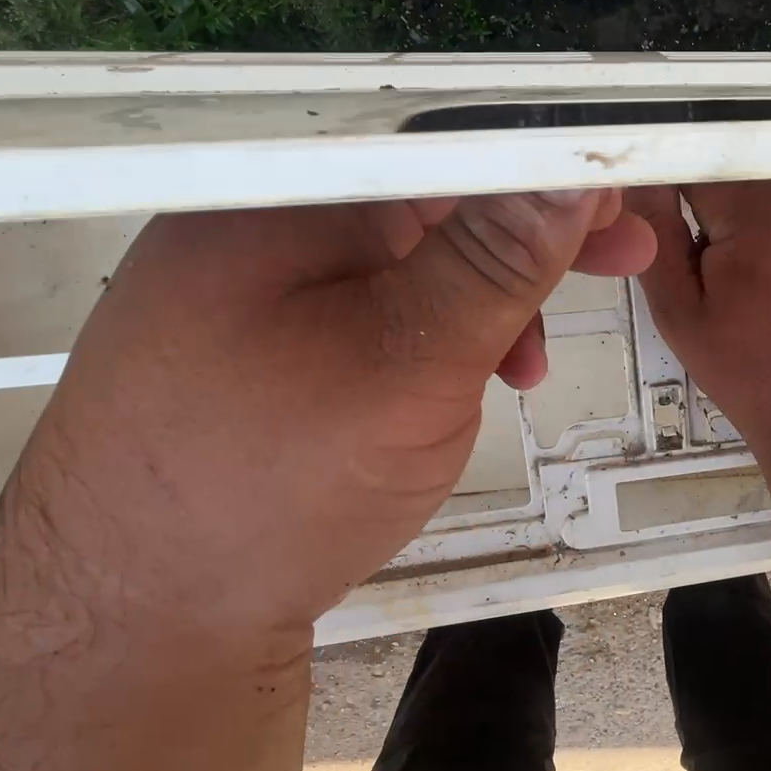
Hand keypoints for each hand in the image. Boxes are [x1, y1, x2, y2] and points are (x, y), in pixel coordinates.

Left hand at [0, 191, 654, 635]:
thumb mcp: (412, 364)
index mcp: (283, 204)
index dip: (543, 167)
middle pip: (430, 202)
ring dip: (489, 304)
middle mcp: (262, 228)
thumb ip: (498, 263)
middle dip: (530, 237)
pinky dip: (438, 342)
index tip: (619, 202)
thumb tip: (572, 168)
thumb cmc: (278, 484)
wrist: (148, 622)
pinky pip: (378, 316)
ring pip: (410, 265)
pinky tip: (464, 387)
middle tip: (622, 258)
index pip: (441, 149)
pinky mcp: (269, 349)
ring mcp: (260, 293)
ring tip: (527, 368)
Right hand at [632, 179, 770, 457]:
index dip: (684, 202)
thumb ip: (657, 236)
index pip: (704, 167)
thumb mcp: (681, 315)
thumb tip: (644, 179)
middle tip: (729, 284)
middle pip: (752, 184)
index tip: (687, 243)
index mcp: (765, 215)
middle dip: (730, 221)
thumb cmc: (753, 379)